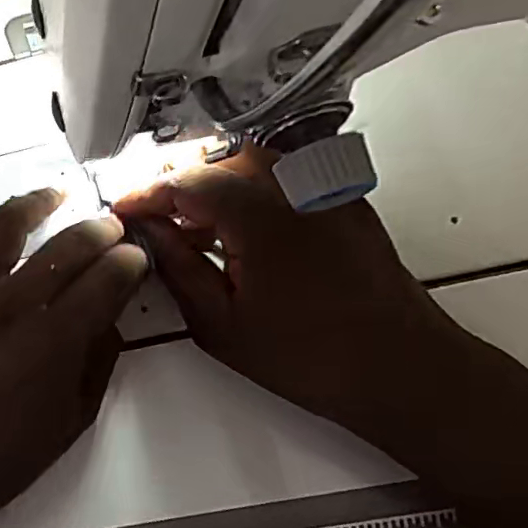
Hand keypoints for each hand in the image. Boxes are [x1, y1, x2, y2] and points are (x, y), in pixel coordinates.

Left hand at [0, 188, 148, 527]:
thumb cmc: (1, 456)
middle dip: (95, 233)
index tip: (136, 256)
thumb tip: (109, 315)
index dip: (126, 265)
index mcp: (50, 342)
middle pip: (60, 251)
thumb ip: (95, 361)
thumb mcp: (71, 418)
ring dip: (30, 204)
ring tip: (53, 193)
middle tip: (110, 226)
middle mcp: (6, 307)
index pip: (103, 283)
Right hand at [113, 155, 469, 435]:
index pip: (187, 181)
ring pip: (248, 156)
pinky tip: (228, 223)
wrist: (405, 372)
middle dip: (172, 176)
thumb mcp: (221, 324)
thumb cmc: (313, 358)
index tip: (122, 209)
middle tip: (145, 208)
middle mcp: (298, 190)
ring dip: (206, 178)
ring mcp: (325, 191)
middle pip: (217, 154)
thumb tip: (147, 233)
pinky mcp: (340, 200)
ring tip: (182, 217)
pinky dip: (241, 185)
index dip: (145, 193)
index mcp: (264, 220)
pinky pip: (279, 172)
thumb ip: (177, 268)